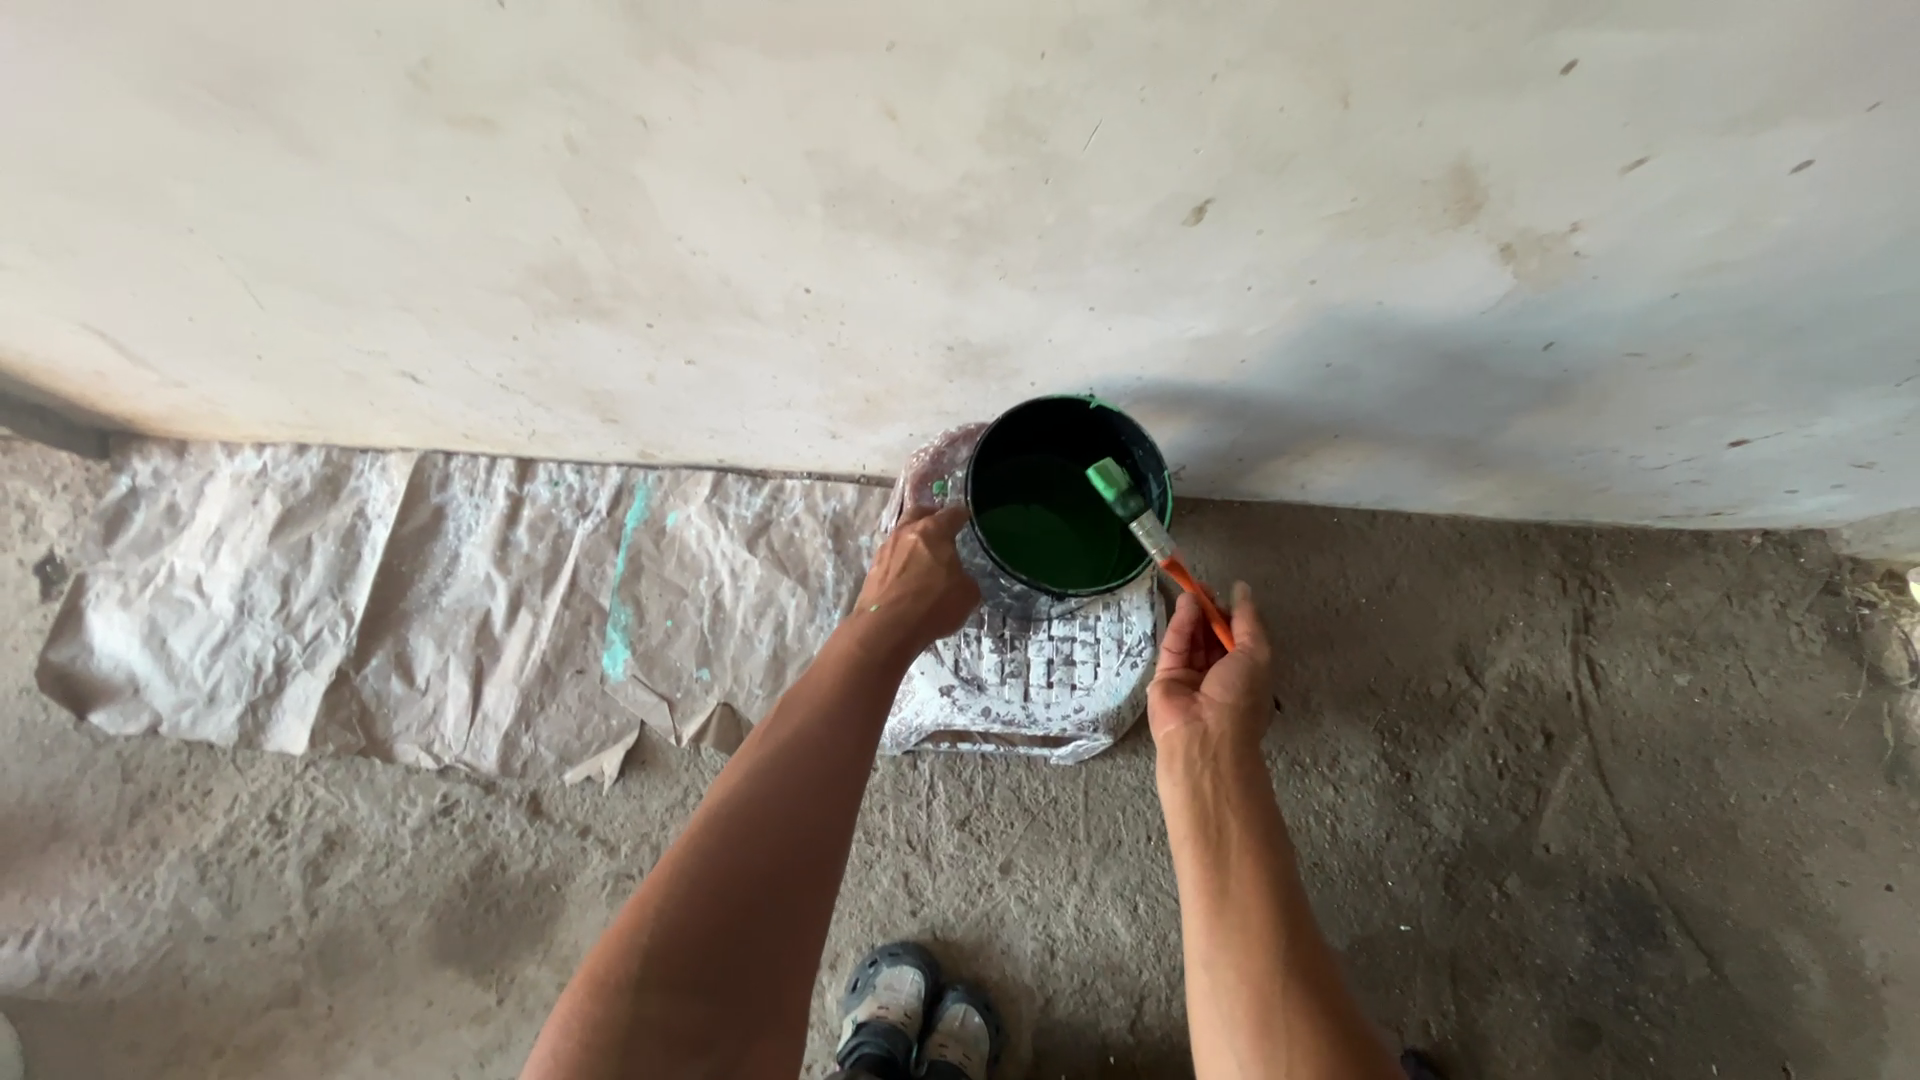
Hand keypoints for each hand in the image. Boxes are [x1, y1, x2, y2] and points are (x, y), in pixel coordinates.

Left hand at [851, 504, 979, 653]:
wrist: (887, 628)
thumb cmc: (934, 604)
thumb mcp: (967, 594)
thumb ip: (965, 579)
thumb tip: (958, 579)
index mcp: (933, 531)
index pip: (951, 514)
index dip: (960, 514)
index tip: (964, 516)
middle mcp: (906, 533)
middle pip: (918, 513)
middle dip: (929, 515)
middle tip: (938, 522)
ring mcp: (885, 550)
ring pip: (901, 536)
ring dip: (912, 540)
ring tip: (922, 553)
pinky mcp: (872, 570)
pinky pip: (891, 558)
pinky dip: (900, 562)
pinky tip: (907, 575)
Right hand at [1147, 581, 1272, 755]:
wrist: (1205, 737)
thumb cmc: (1240, 698)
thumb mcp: (1256, 654)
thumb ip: (1247, 620)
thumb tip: (1242, 588)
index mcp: (1246, 674)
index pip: (1237, 638)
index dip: (1231, 614)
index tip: (1225, 591)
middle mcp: (1218, 675)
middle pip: (1212, 636)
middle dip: (1210, 611)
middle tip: (1203, 586)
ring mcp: (1190, 676)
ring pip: (1192, 638)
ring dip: (1194, 614)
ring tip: (1193, 590)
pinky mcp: (1165, 676)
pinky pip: (1175, 646)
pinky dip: (1180, 625)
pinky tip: (1185, 605)